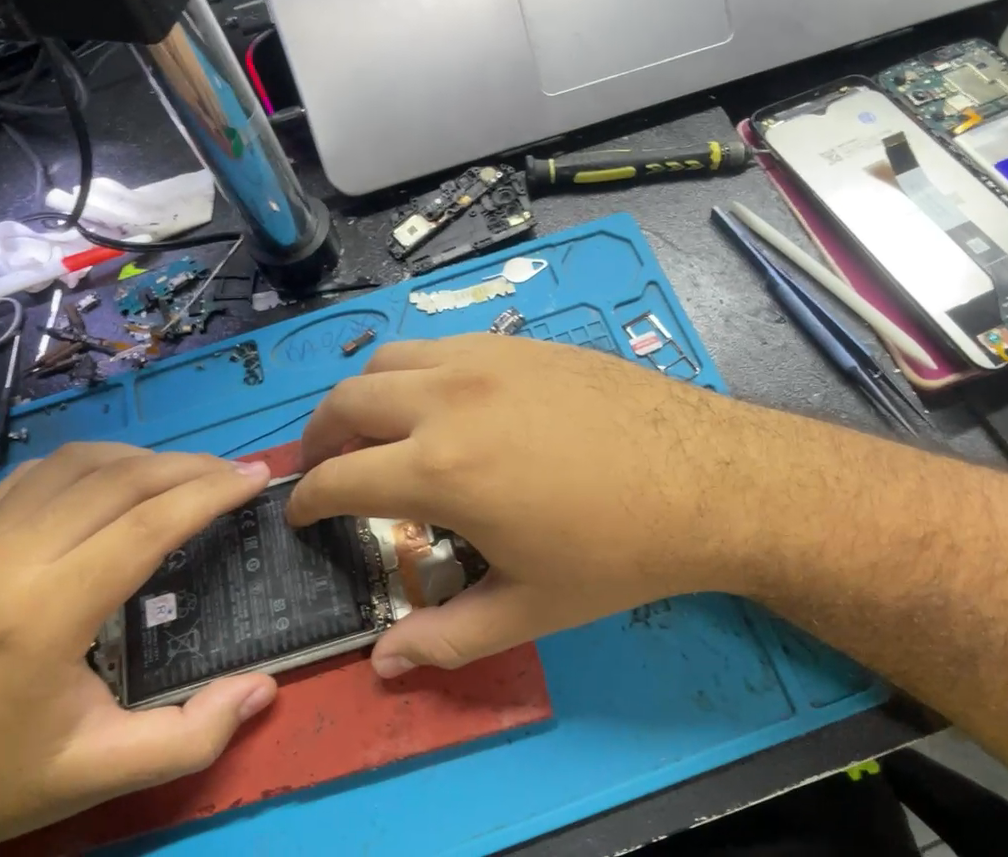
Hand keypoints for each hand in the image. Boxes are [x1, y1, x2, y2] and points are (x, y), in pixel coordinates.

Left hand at [0, 445, 277, 856]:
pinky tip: (109, 481)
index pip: (147, 526)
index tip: (255, 478)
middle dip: (188, 466)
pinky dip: (84, 465)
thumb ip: (189, 737)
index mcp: (45, 615)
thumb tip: (263, 690)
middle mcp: (8, 561)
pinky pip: (30, 478)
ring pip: (73, 466)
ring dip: (139, 458)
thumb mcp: (94, 775)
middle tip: (236, 471)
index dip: (210, 494)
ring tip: (184, 473)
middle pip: (117, 482)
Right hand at [289, 335, 777, 677]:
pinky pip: (439, 344)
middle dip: (318, 436)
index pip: (338, 476)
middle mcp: (447, 399)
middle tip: (325, 467)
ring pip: (388, 359)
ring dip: (363, 394)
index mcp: (440, 468)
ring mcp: (484, 360)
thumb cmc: (616, 552)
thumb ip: (445, 638)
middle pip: (346, 400)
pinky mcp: (518, 343)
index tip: (301, 513)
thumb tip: (382, 664)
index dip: (306, 498)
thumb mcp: (529, 609)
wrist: (706, 479)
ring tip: (373, 428)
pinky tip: (439, 402)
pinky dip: (413, 370)